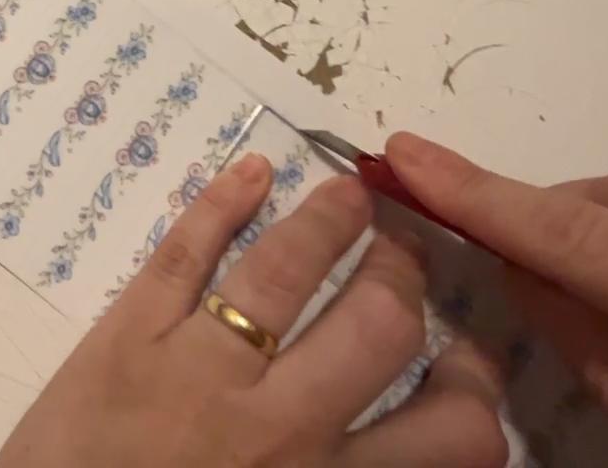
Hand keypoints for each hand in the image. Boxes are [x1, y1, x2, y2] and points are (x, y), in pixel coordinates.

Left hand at [0, 152, 508, 467]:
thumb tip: (403, 448)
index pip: (450, 432)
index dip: (475, 383)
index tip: (466, 350)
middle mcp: (281, 421)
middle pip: (377, 323)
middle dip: (403, 276)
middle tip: (403, 249)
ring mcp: (200, 360)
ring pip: (283, 271)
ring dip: (327, 220)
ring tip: (350, 192)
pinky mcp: (132, 325)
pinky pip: (185, 250)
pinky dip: (222, 201)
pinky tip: (254, 168)